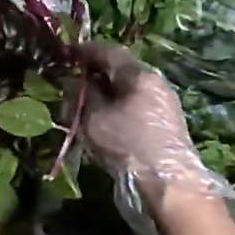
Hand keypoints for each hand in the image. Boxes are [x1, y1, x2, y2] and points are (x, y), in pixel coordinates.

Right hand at [77, 42, 229, 210]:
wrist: (168, 184)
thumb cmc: (128, 144)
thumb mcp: (94, 118)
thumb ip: (81, 95)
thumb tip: (72, 80)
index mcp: (139, 75)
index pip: (110, 51)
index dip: (86, 50)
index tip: (66, 53)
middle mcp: (155, 82)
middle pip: (122, 69)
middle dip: (96, 71)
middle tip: (72, 77)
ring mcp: (163, 103)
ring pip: (128, 88)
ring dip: (106, 90)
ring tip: (83, 99)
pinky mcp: (164, 123)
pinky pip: (135, 103)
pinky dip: (116, 104)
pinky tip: (102, 117)